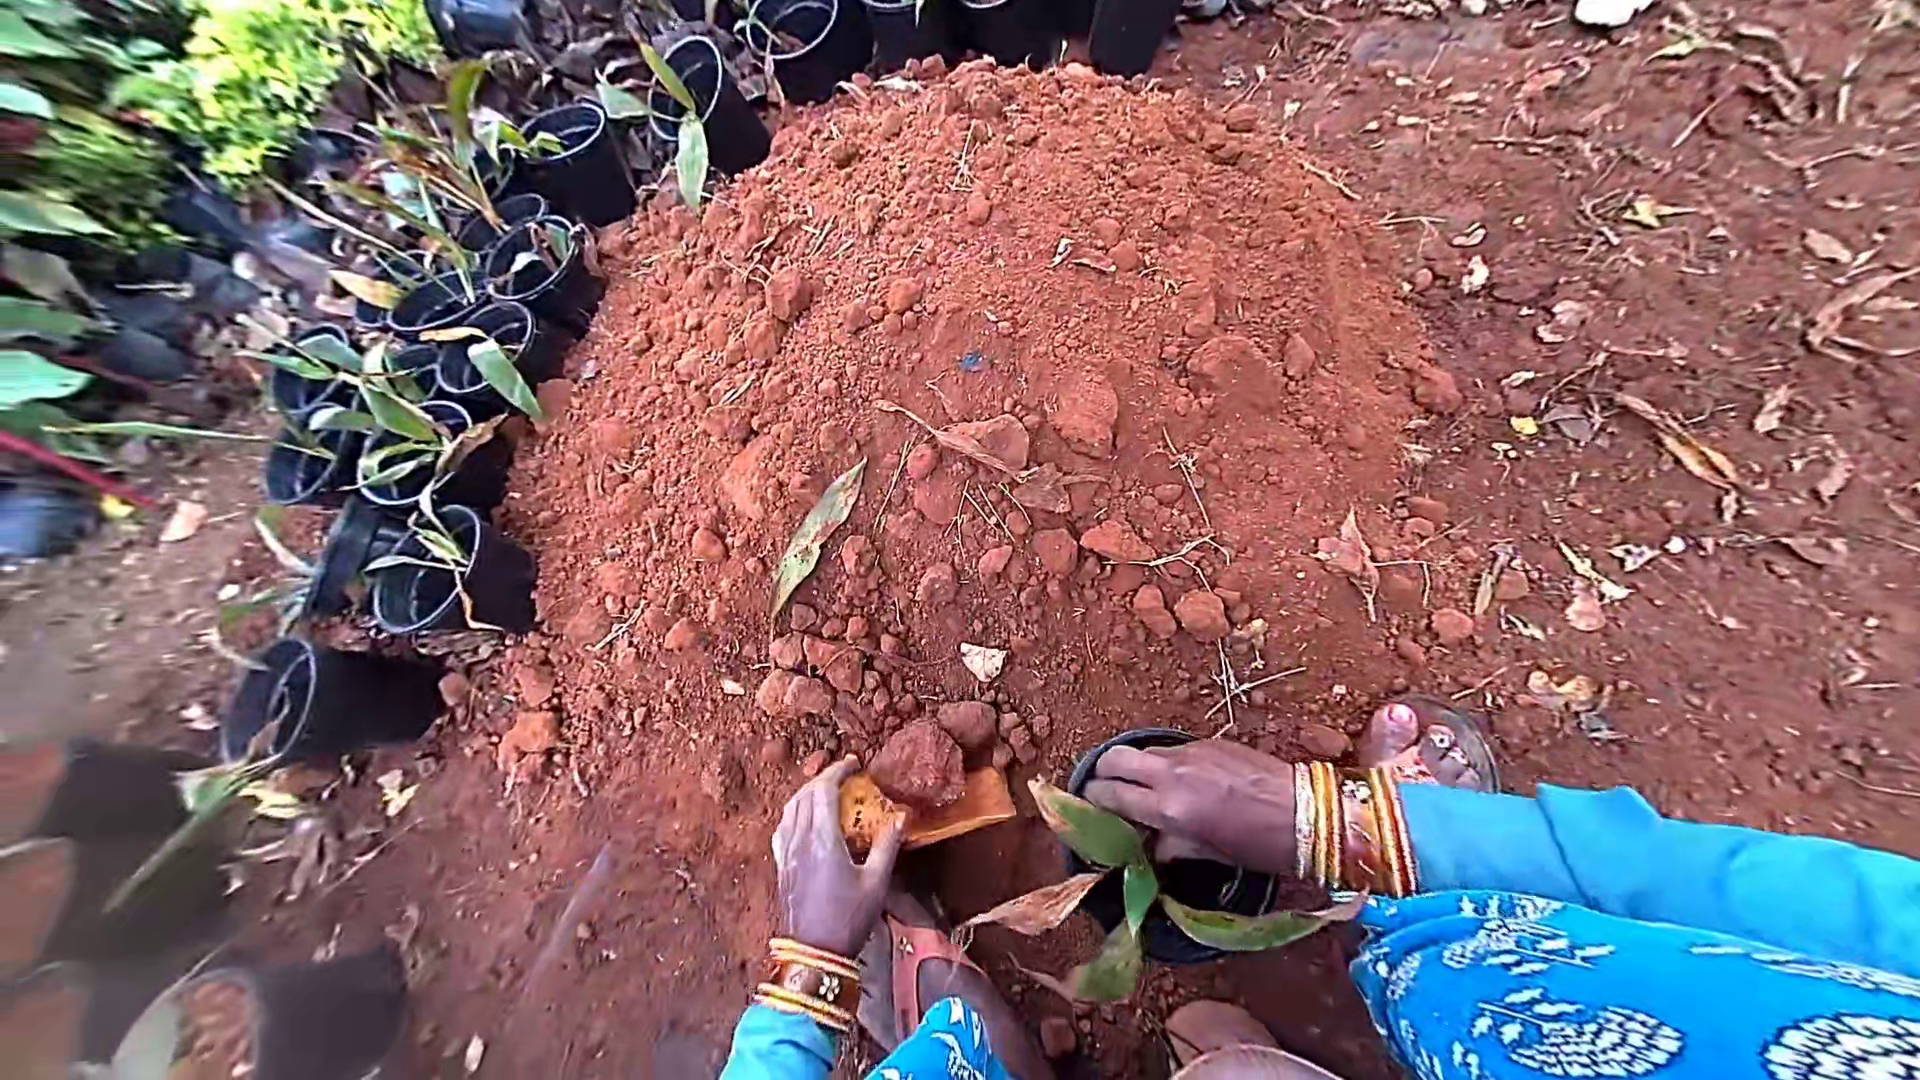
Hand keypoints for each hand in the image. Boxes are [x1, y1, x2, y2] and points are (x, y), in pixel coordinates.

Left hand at [773, 757, 905, 957]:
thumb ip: (888, 845)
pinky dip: (794, 811)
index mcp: (823, 839)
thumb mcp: (877, 882)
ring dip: (808, 791)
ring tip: (826, 789)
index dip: (837, 771)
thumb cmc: (848, 919)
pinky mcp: (781, 866)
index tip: (853, 763)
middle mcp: (800, 840)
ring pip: (790, 808)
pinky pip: (782, 827)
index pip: (824, 790)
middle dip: (824, 777)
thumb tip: (902, 816)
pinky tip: (803, 817)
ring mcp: (787, 853)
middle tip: (844, 773)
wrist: (814, 955)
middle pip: (806, 794)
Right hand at [1082, 740, 1296, 876]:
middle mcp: (1170, 774)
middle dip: (1102, 772)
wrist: (1307, 812)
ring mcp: (1187, 752)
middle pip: (1114, 759)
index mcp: (1169, 807)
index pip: (1112, 795)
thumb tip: (1150, 845)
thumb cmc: (1260, 844)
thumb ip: (1172, 843)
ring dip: (1133, 766)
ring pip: (1141, 750)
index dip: (1093, 799)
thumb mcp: (1211, 852)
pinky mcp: (1205, 741)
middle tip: (1104, 787)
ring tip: (1141, 784)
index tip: (1087, 805)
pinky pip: (1170, 749)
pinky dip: (1164, 763)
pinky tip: (1181, 780)